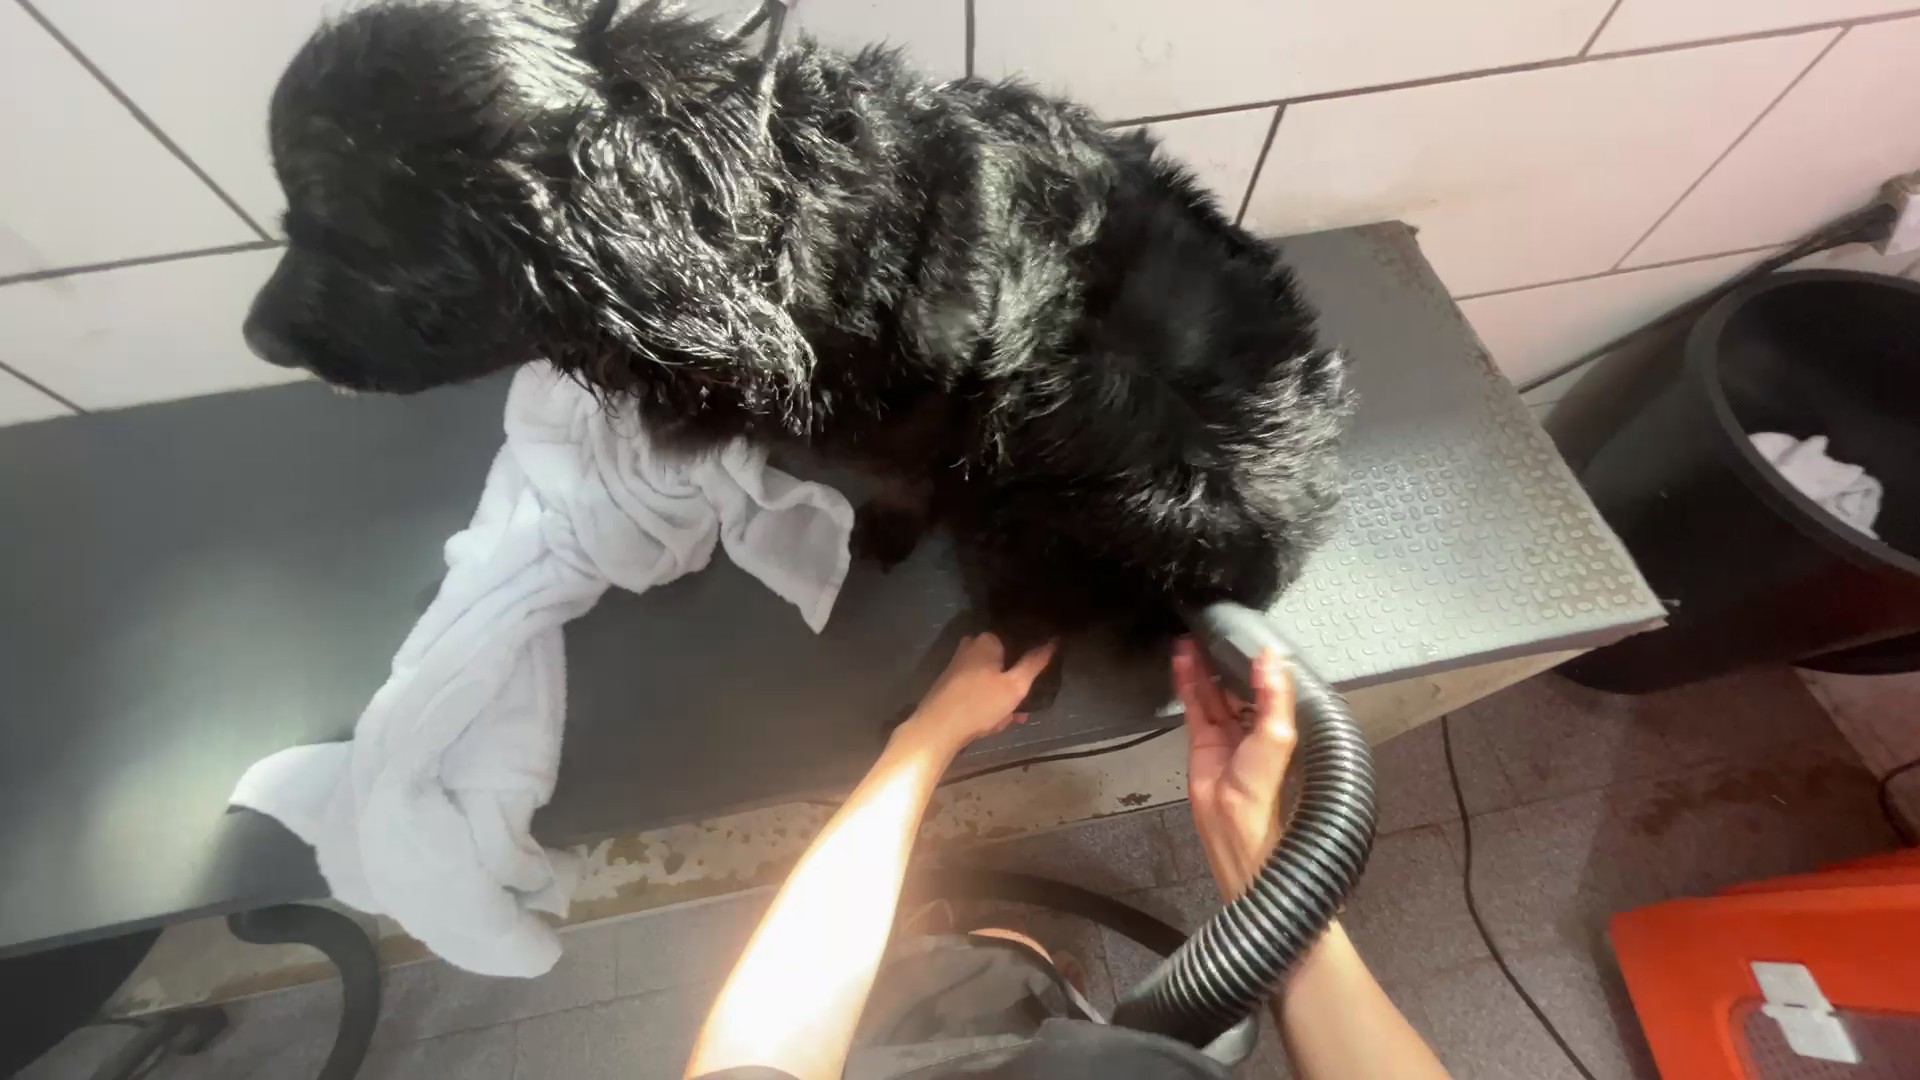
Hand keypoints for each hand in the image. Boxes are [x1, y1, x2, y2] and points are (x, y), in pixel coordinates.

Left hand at [899, 634, 1056, 753]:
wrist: (937, 728)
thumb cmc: (980, 703)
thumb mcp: (1015, 685)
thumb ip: (1035, 663)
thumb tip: (1052, 641)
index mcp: (987, 640)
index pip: (1018, 641)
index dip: (1030, 661)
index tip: (1037, 681)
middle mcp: (971, 646)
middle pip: (1004, 663)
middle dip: (1014, 686)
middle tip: (1021, 709)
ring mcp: (958, 664)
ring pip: (991, 679)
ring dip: (1002, 698)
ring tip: (1007, 719)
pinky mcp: (951, 683)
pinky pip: (978, 689)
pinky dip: (987, 702)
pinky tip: (991, 721)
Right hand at [1173, 639, 1296, 895]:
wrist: (1233, 832)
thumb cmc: (1263, 793)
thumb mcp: (1276, 739)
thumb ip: (1274, 698)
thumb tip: (1271, 658)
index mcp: (1282, 729)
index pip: (1273, 687)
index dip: (1262, 662)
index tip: (1250, 635)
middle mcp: (1256, 729)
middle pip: (1240, 686)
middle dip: (1229, 660)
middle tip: (1217, 631)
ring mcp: (1228, 735)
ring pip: (1215, 691)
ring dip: (1205, 666)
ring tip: (1196, 639)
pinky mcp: (1202, 741)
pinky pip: (1195, 704)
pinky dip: (1188, 681)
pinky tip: (1184, 660)